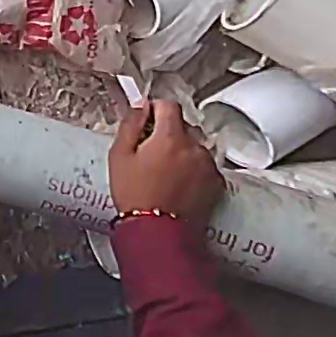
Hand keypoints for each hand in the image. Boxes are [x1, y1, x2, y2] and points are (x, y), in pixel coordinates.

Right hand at [108, 100, 223, 225]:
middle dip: (167, 132)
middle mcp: (195, 146)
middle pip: (183, 125)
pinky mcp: (216, 183)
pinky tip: (176, 181)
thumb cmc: (134, 193)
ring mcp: (208, 165)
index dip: (154, 109)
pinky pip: (203, 164)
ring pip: (194, 145)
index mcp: (171, 136)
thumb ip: (130, 124)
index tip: (144, 120)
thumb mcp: (119, 155)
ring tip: (163, 170)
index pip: (169, 105)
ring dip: (181, 150)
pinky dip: (192, 167)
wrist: (158, 231)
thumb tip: (140, 105)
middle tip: (148, 151)